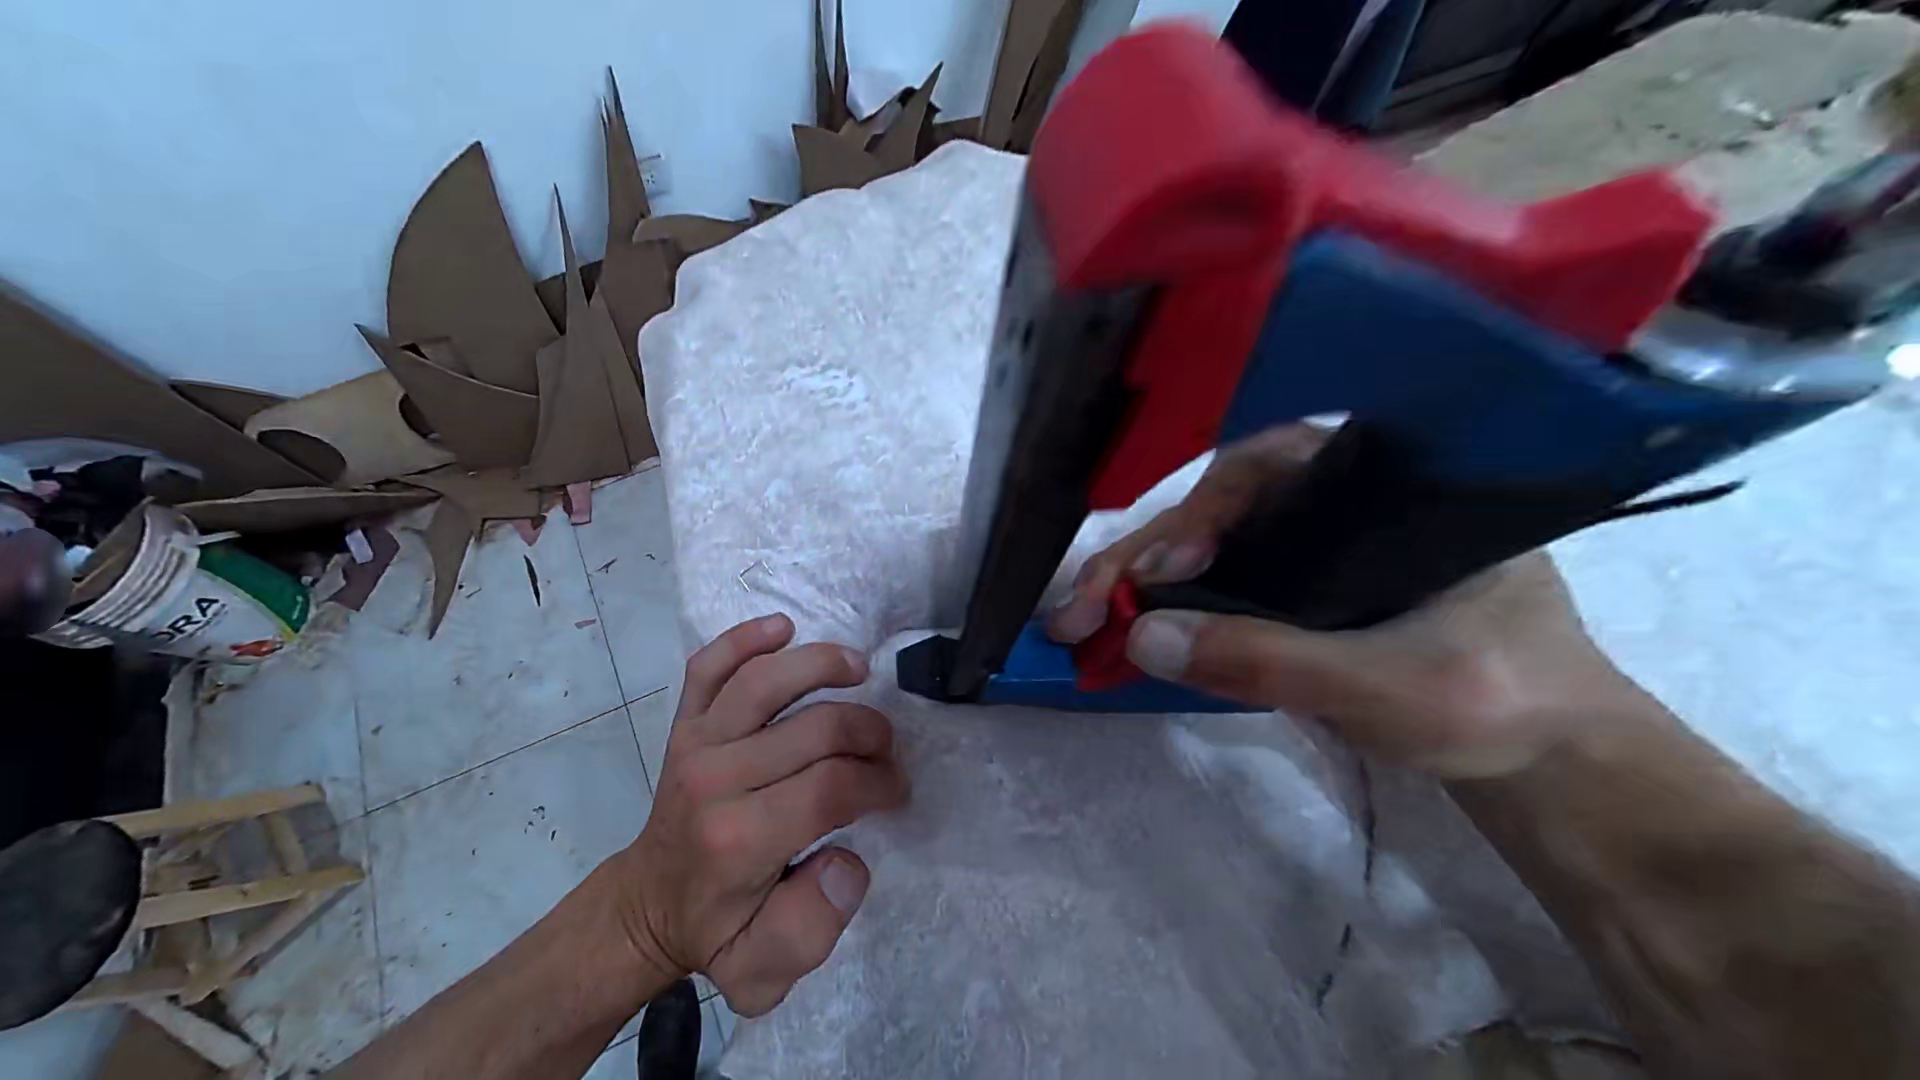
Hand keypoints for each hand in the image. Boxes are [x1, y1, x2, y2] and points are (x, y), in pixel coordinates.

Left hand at [613, 613, 908, 1014]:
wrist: (648, 902)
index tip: (894, 790)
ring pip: (766, 680)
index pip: (831, 786)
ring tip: (859, 669)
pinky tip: (782, 628)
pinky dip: (745, 638)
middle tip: (887, 751)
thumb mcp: (760, 970)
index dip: (879, 781)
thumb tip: (848, 859)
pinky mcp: (684, 722)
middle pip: (815, 727)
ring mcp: (695, 742)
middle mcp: (714, 778)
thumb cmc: (715, 927)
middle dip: (870, 732)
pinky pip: (709, 666)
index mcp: (739, 838)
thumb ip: (810, 929)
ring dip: (823, 664)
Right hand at [1050, 426, 1635, 777]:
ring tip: (1080, 623)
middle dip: (1143, 557)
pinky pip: (1215, 591)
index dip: (1201, 509)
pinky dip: (1168, 615)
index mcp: (1381, 491)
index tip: (1161, 568)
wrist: (1546, 765)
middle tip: (1077, 609)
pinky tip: (1128, 636)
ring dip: (1139, 586)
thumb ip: (1269, 660)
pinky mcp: (1291, 599)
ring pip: (1206, 552)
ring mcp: (1307, 556)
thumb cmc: (1500, 705)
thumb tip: (1138, 637)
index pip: (1270, 467)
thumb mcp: (1388, 686)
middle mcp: (1334, 509)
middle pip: (1216, 512)